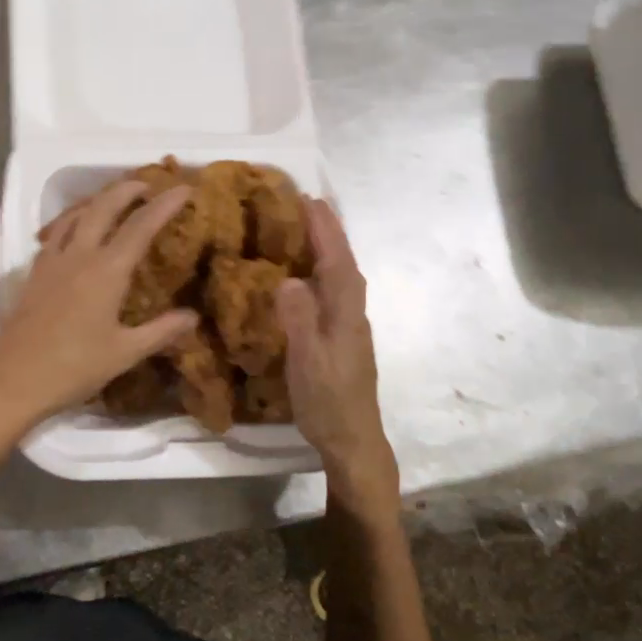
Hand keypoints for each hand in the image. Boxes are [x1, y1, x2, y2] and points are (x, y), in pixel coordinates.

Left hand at [0, 181, 198, 429]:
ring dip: (97, 201)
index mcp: (106, 271)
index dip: (164, 205)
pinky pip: (55, 234)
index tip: (184, 190)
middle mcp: (78, 256)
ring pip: (75, 216)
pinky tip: (75, 232)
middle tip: (147, 185)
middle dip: (127, 190)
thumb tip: (192, 317)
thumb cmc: (74, 368)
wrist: (14, 379)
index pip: (140, 226)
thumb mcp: (125, 353)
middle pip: (103, 208)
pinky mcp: (34, 274)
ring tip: (113, 199)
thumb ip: (160, 331)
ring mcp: (51, 262)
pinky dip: (71, 221)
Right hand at [276, 199, 394, 477]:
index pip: (336, 262)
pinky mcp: (344, 342)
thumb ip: (299, 320)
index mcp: (345, 315)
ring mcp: (351, 330)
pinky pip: (333, 295)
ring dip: (327, 252)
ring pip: (341, 280)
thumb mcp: (307, 362)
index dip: (324, 231)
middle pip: (344, 265)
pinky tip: (308, 281)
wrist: (353, 440)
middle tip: (307, 206)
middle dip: (329, 233)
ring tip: (306, 233)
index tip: (309, 199)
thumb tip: (288, 279)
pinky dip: (323, 275)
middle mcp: (353, 315)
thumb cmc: (327, 403)